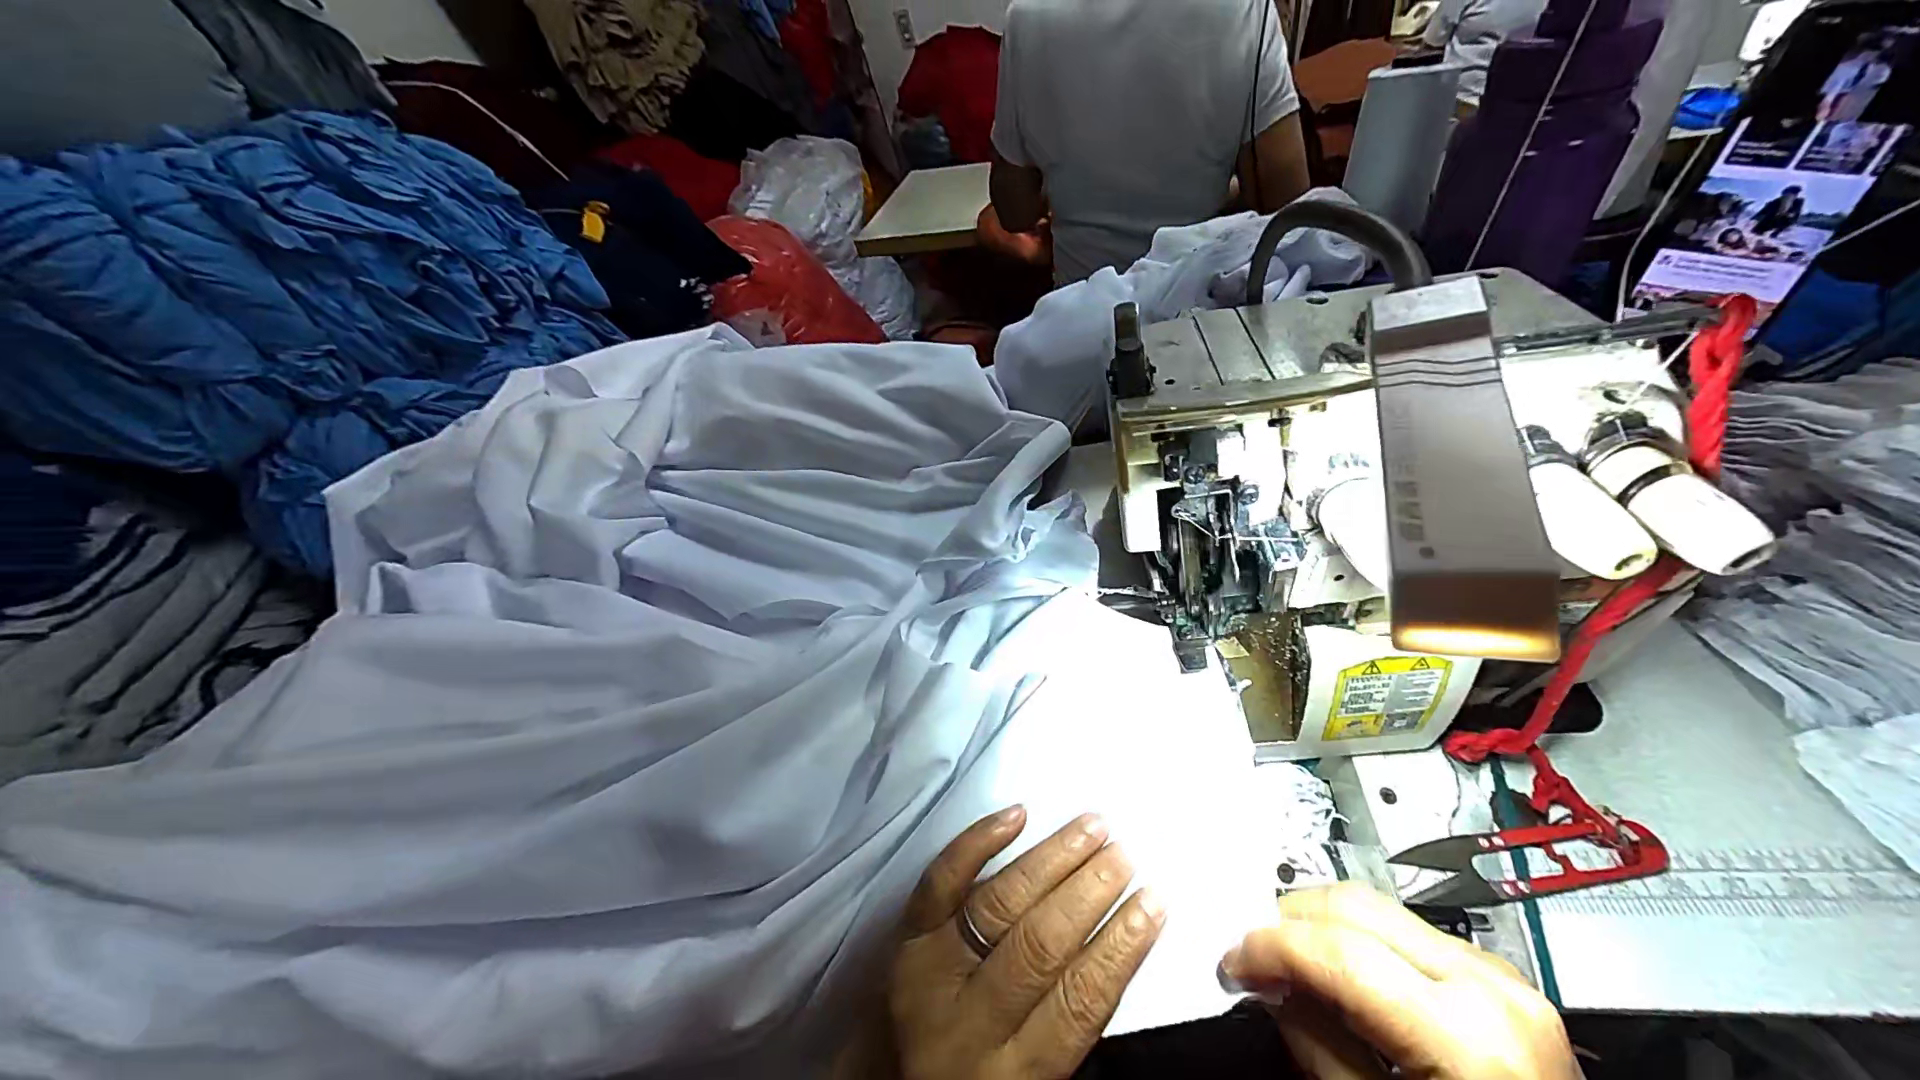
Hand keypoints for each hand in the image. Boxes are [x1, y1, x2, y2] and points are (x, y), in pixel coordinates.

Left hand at [884, 806, 1165, 1079]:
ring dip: (1050, 860)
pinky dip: (978, 842)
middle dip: (1087, 892)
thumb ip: (1066, 1019)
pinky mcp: (905, 936)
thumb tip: (1115, 936)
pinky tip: (1017, 816)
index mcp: (1016, 1071)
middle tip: (1122, 855)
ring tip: (1091, 829)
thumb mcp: (1032, 1072)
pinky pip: (940, 881)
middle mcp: (970, 1020)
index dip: (1119, 948)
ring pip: (998, 904)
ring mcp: (932, 969)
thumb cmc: (981, 1072)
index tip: (1152, 903)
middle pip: (1038, 944)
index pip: (1078, 1002)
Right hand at [1219, 883, 1580, 1079]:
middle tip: (1254, 955)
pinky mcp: (1503, 981)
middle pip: (1354, 906)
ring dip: (1321, 926)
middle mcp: (1491, 988)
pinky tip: (1339, 972)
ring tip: (1290, 963)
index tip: (1234, 961)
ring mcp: (1504, 979)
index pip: (1337, 951)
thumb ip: (1321, 1051)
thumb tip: (1273, 990)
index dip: (1269, 948)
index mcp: (1469, 1036)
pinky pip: (1409, 933)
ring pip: (1377, 908)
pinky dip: (1359, 940)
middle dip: (1288, 920)